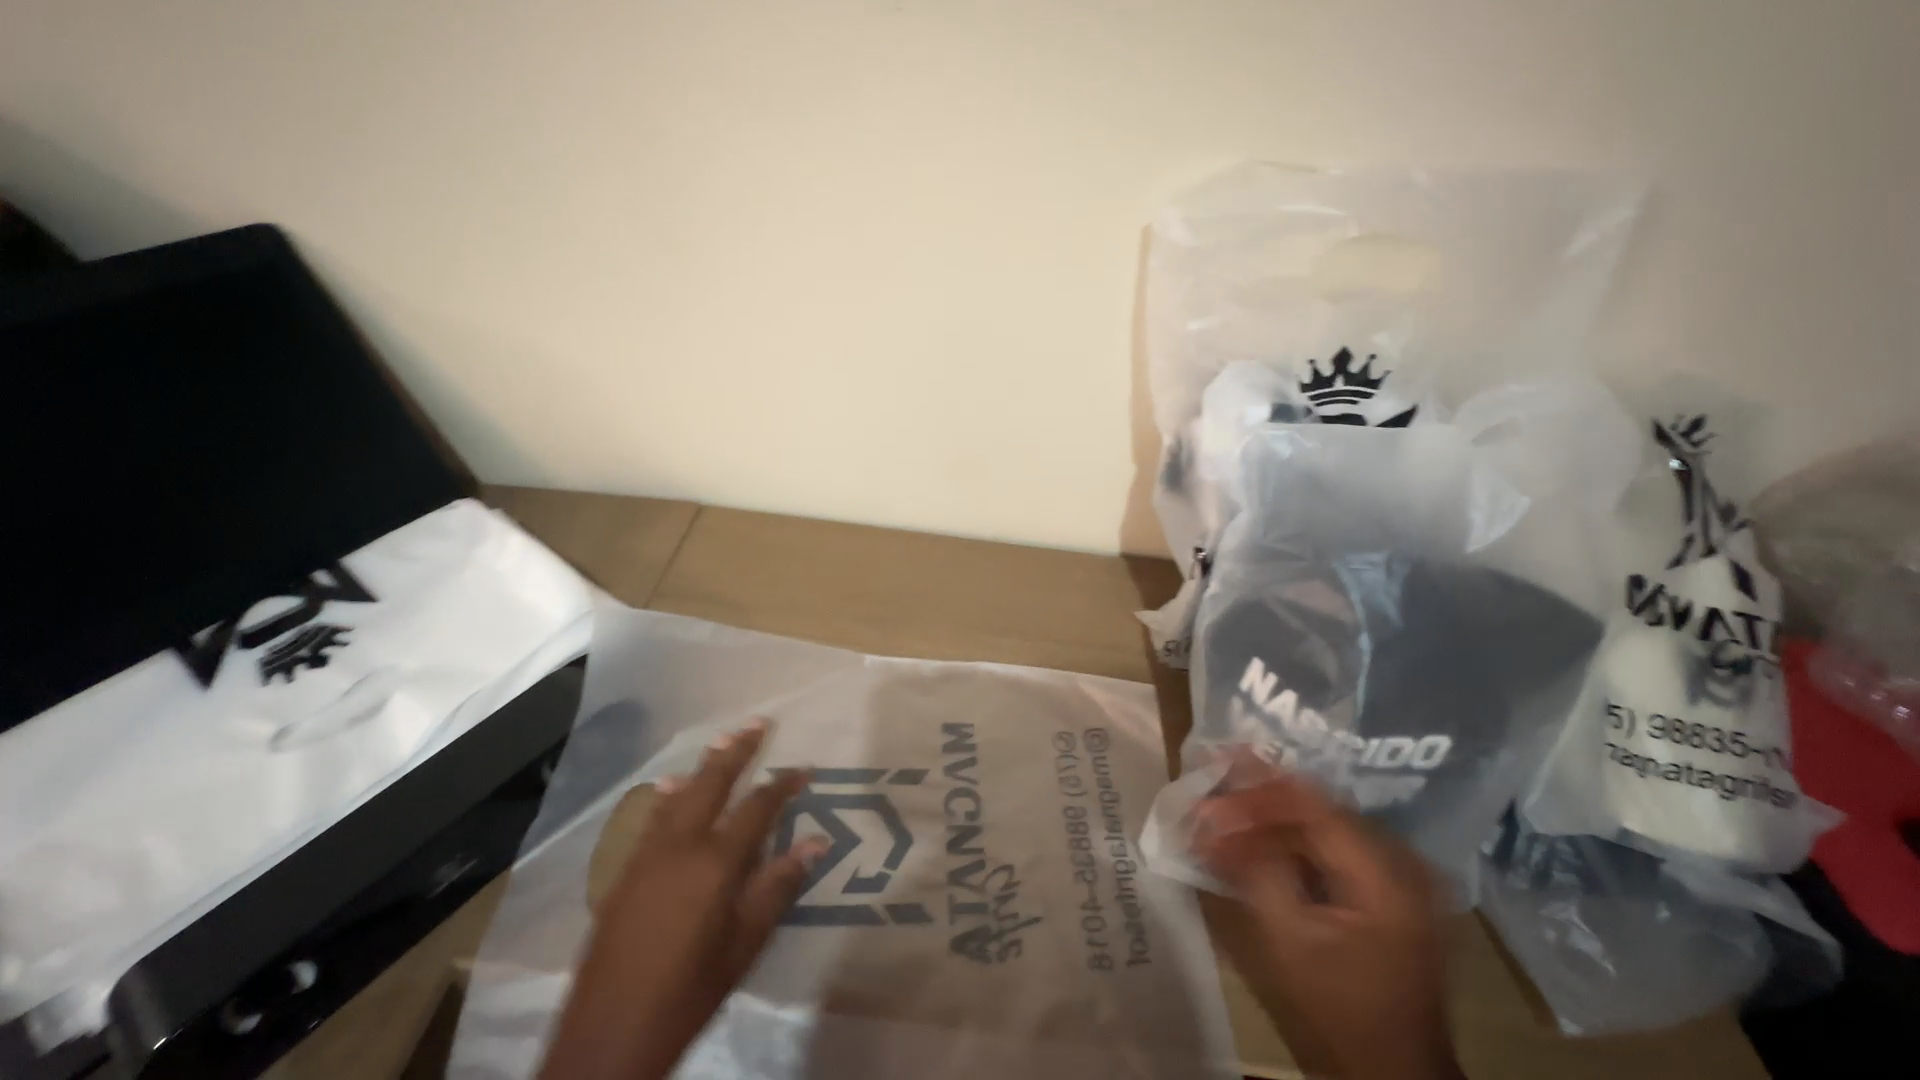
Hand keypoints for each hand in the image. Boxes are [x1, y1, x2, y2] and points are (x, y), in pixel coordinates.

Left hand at [539, 719, 825, 1079]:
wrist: (609, 1032)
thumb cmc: (690, 991)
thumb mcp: (745, 944)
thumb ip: (778, 886)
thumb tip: (816, 841)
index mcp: (716, 863)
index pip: (757, 808)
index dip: (782, 785)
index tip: (804, 769)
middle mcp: (680, 846)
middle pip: (712, 784)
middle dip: (736, 752)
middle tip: (757, 723)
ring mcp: (646, 856)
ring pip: (679, 796)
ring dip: (702, 767)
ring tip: (721, 741)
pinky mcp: (625, 873)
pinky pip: (653, 819)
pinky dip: (669, 796)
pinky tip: (670, 788)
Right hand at [1192, 761, 1460, 1079]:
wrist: (1397, 1070)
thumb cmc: (1342, 1009)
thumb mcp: (1290, 940)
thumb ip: (1254, 872)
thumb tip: (1210, 823)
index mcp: (1384, 872)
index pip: (1315, 806)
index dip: (1262, 783)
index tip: (1219, 761)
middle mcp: (1400, 862)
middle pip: (1320, 811)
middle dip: (1261, 800)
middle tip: (1212, 791)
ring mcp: (1399, 879)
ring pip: (1324, 830)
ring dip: (1272, 821)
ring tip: (1224, 812)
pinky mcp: (1389, 894)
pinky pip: (1333, 853)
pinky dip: (1292, 845)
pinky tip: (1255, 842)